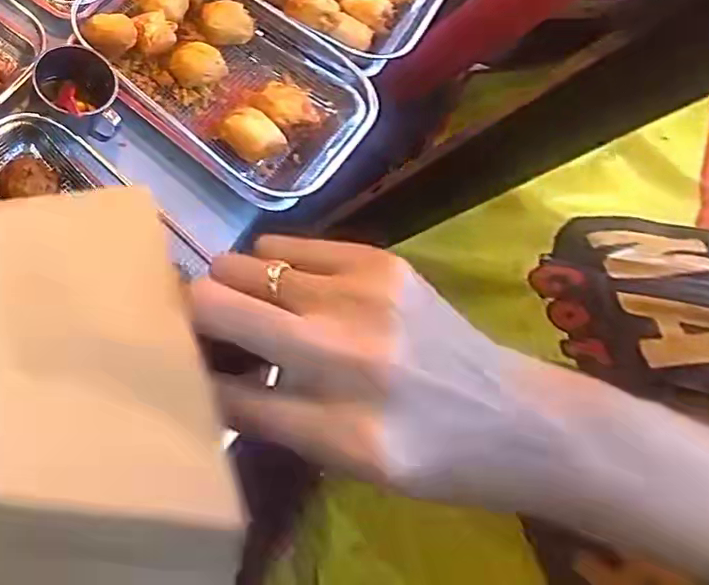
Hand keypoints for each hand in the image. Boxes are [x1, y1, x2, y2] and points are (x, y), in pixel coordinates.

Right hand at [191, 236, 571, 511]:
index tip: (179, 362)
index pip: (224, 392)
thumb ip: (267, 417)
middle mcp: (347, 356)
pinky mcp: (373, 259)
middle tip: (209, 323)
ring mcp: (361, 297)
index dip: (192, 372)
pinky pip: (275, 245)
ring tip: (263, 307)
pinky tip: (299, 289)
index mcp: (344, 432)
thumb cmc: (429, 452)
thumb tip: (193, 374)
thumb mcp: (349, 462)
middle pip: (214, 303)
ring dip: (234, 286)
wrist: (528, 421)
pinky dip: (271, 267)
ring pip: (236, 265)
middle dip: (195, 311)